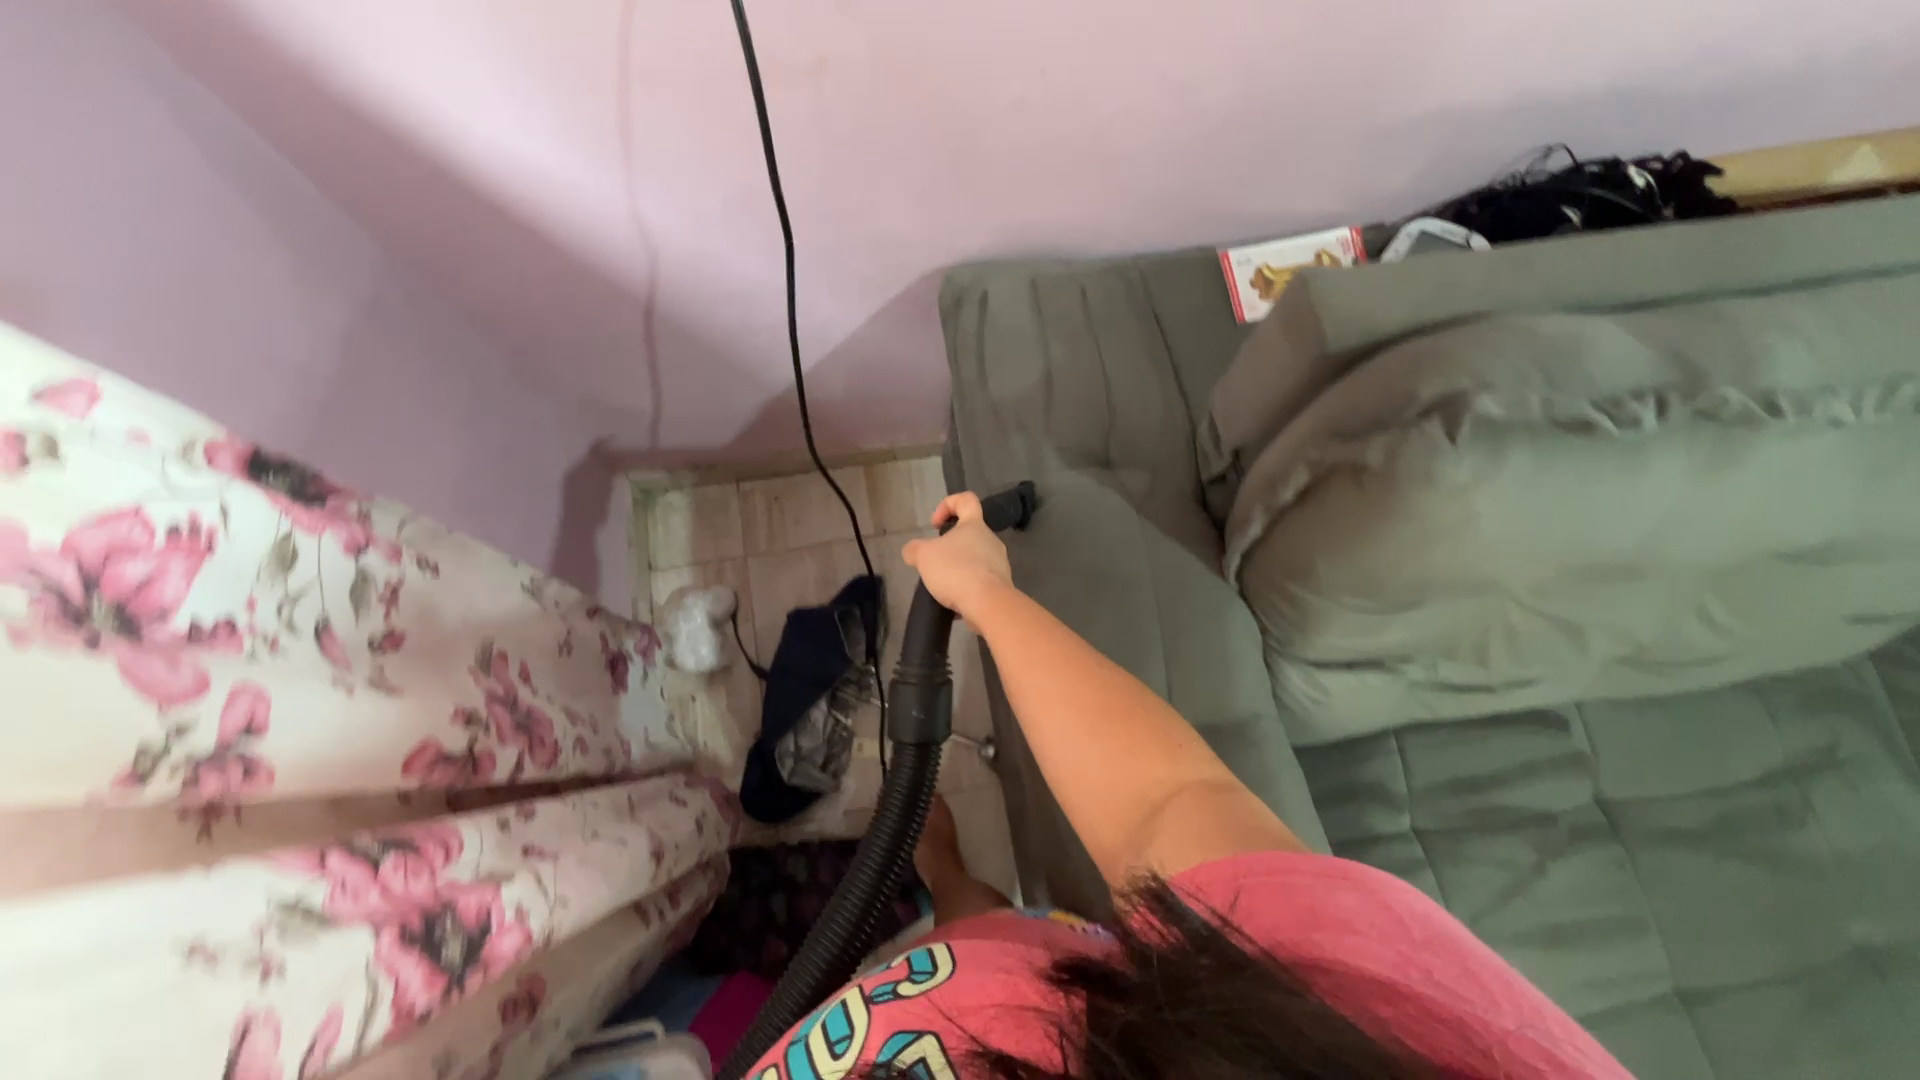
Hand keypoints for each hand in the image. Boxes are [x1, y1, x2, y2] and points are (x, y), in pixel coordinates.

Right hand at [902, 492, 1013, 619]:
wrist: (987, 603)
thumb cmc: (955, 569)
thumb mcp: (923, 556)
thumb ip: (914, 549)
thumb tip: (912, 551)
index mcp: (974, 525)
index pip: (966, 500)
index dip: (948, 504)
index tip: (934, 524)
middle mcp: (991, 540)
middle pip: (969, 534)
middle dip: (949, 546)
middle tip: (935, 562)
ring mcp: (999, 563)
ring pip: (975, 559)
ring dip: (958, 568)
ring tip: (943, 585)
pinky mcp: (1001, 585)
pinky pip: (980, 580)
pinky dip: (966, 587)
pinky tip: (955, 599)